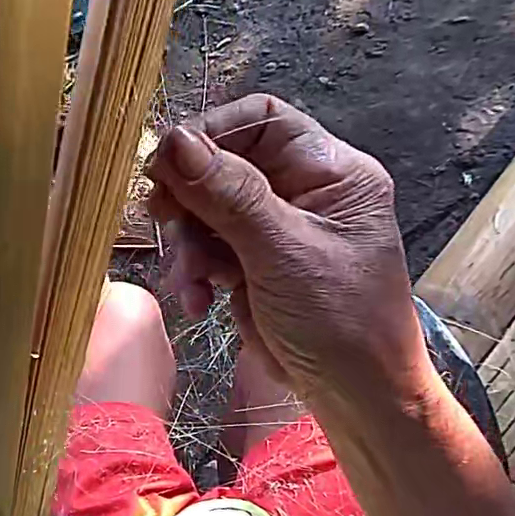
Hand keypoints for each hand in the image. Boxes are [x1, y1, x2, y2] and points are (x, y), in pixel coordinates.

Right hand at [145, 94, 430, 406]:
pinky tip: (198, 301)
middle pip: (221, 168)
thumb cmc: (337, 318)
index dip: (211, 134)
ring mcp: (270, 230)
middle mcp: (297, 193)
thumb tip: (173, 140)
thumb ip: (227, 194)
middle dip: (189, 201)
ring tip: (190, 283)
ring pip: (204, 213)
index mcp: (326, 172)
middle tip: (163, 222)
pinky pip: (204, 251)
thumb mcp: (280, 251)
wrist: (351, 394)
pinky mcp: (249, 264)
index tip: (166, 165)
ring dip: (187, 248)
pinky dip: (194, 274)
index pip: (261, 122)